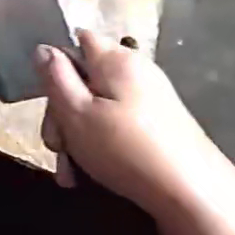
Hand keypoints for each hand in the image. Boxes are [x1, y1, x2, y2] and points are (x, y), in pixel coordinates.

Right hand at [35, 30, 234, 222]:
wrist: (192, 194)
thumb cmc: (125, 150)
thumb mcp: (76, 113)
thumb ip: (55, 78)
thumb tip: (42, 48)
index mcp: (116, 59)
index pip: (77, 40)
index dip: (56, 65)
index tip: (46, 99)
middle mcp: (135, 71)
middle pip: (83, 80)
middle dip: (62, 114)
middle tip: (55, 147)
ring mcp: (149, 98)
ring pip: (95, 108)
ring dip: (75, 137)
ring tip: (70, 173)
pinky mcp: (158, 124)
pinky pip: (115, 125)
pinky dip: (98, 145)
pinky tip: (87, 175)